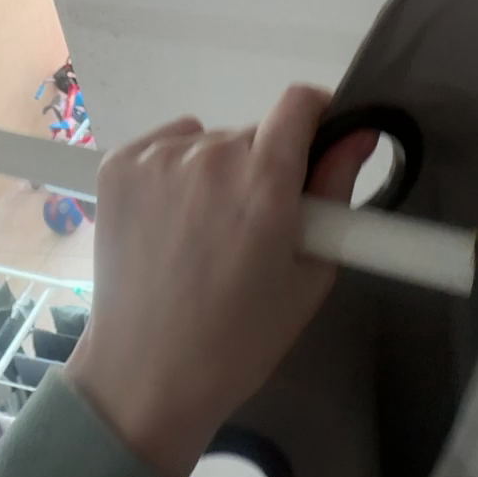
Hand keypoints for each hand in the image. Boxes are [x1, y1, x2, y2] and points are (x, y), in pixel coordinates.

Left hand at [65, 85, 376, 476]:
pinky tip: (170, 220)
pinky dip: (175, 169)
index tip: (316, 143)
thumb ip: (335, 190)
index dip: (316, 116)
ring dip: (217, 170)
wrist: (145, 375)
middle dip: (264, 165)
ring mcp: (156, 155)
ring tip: (203, 231)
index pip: (299, 101)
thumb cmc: (240, 337)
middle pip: (252, 133)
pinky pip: (166, 145)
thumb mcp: (309, 272)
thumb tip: (359, 132)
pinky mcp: (118, 163)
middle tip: (254, 223)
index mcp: (263, 179)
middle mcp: (209, 153)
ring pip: (208, 142)